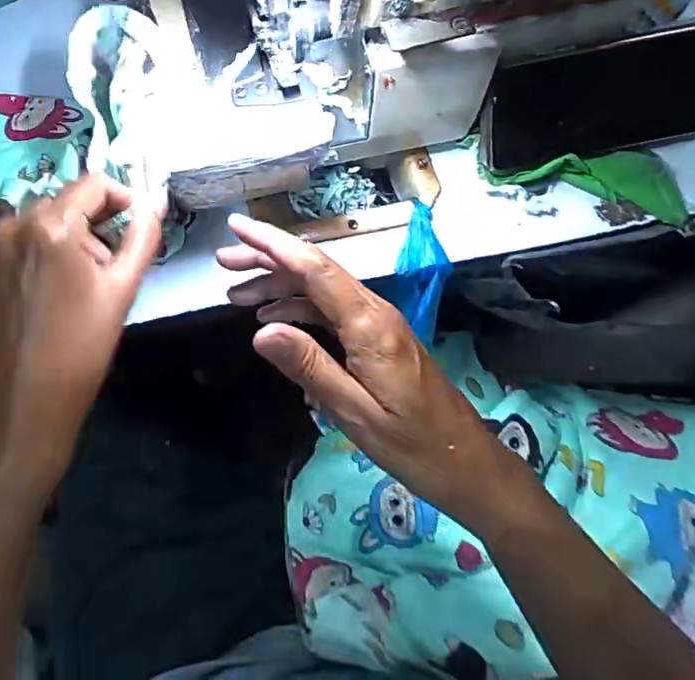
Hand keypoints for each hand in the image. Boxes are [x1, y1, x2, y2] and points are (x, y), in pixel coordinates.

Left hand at [0, 174, 161, 494]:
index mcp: (52, 225)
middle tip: (105, 266)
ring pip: (39, 218)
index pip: (94, 183)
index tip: (132, 225)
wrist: (20, 403)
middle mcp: (14, 222)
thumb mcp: (122, 289)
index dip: (121, 197)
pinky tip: (45, 288)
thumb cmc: (80, 347)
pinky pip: (15, 238)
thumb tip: (156, 200)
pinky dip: (36, 248)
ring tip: (74, 280)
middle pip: (65, 200)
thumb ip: (143, 236)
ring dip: (63, 234)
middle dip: (91, 222)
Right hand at [219, 212, 496, 510]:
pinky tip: (273, 320)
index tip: (238, 227)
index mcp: (368, 324)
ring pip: (319, 288)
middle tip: (224, 261)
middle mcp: (373, 311)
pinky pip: (329, 309)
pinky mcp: (376, 336)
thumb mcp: (355, 414)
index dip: (273, 243)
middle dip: (267, 259)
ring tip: (236, 294)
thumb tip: (261, 331)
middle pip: (313, 270)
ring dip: (277, 285)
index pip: (314, 268)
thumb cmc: (414, 446)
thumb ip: (309, 367)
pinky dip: (296, 307)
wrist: (470, 465)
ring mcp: (376, 322)